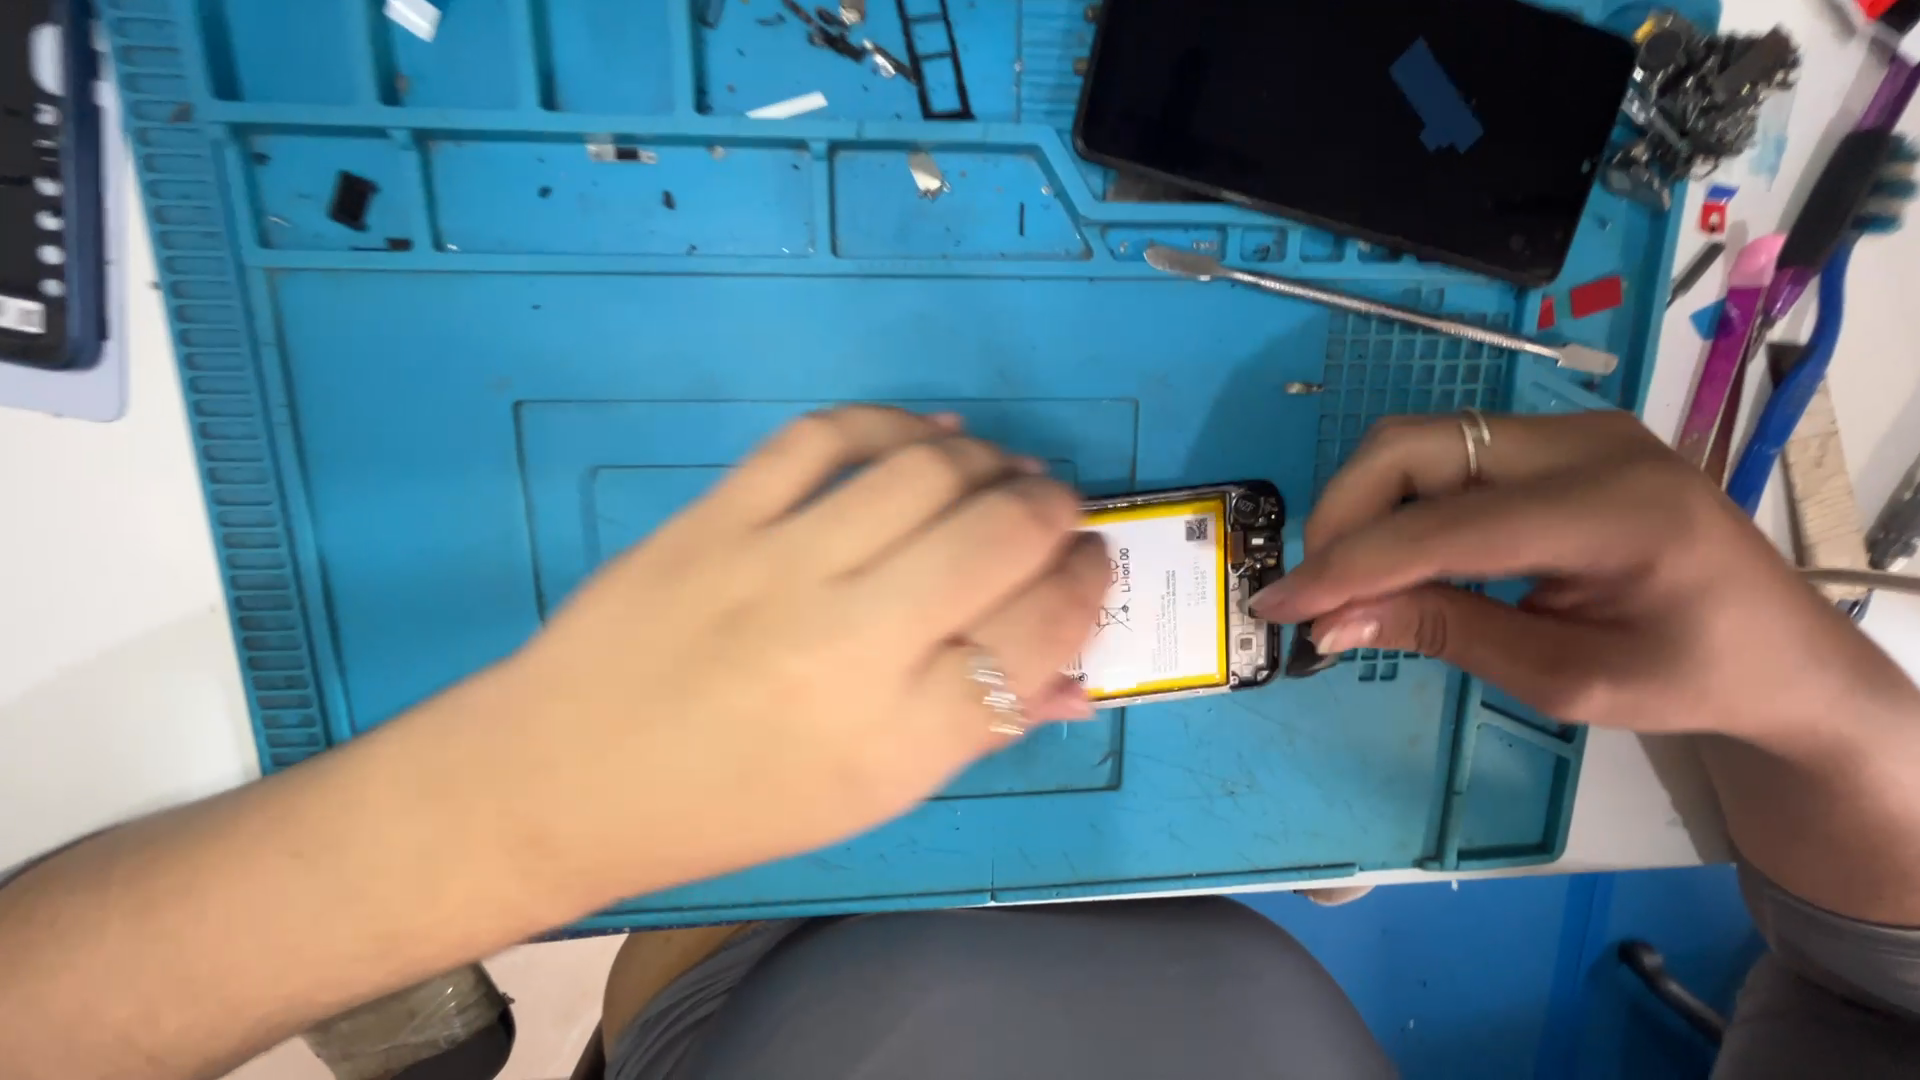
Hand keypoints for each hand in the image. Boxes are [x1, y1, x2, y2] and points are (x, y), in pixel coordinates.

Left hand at [473, 406, 1105, 894]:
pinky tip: (929, 435)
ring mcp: (777, 564)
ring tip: (1004, 472)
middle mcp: (851, 643)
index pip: (1042, 633)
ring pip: (926, 472)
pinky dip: (897, 422)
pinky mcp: (718, 514)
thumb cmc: (734, 807)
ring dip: (991, 461)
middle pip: (1000, 535)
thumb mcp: (873, 795)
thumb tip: (1074, 670)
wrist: (565, 777)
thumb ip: (982, 726)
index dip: (1087, 586)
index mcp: (899, 736)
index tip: (1092, 565)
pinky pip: (829, 435)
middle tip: (1060, 510)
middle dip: (1056, 510)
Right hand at [1249, 411, 1917, 747]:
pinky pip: (1439, 454)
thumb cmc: (1692, 679)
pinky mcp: (1549, 439)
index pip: (1442, 528)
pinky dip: (1393, 501)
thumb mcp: (1566, 681)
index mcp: (1620, 513)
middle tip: (1317, 586)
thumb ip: (1444, 635)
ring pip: (1415, 441)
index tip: (1276, 605)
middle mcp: (1590, 445)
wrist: (1786, 651)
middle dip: (1341, 515)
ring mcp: (1569, 431)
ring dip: (1360, 505)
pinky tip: (1393, 552)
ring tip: (1351, 575)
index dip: (1347, 567)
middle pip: (1412, 446)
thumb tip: (1328, 624)